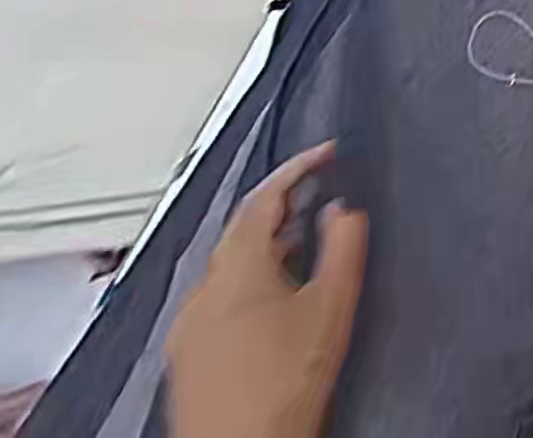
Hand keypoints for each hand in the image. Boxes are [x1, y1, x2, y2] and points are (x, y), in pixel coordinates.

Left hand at [165, 141, 368, 437]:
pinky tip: (282, 282)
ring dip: (270, 234)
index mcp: (237, 273)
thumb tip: (342, 207)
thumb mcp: (335, 301)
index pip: (263, 199)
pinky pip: (221, 287)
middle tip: (322, 184)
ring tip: (309, 229)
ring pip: (231, 257)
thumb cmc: (288, 381)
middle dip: (284, 199)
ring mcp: (189, 323)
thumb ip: (344, 243)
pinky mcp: (188, 349)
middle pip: (242, 226)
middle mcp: (203, 292)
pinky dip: (254, 267)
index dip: (298, 167)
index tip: (328, 152)